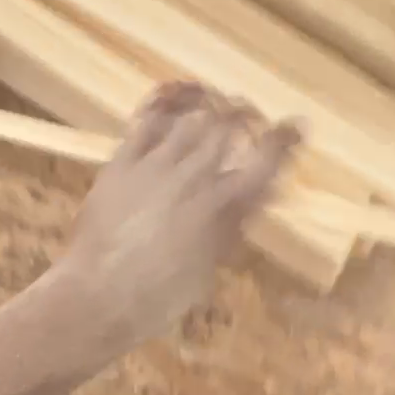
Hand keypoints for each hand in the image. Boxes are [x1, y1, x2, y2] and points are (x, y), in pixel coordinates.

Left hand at [51, 82, 300, 347]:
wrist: (97, 298)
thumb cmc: (155, 301)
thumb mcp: (204, 273)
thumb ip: (227, 233)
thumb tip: (247, 206)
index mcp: (222, 207)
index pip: (266, 162)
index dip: (285, 141)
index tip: (297, 127)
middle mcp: (195, 176)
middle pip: (230, 128)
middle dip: (247, 116)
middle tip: (252, 115)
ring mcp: (156, 165)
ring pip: (193, 118)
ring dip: (211, 106)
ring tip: (217, 103)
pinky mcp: (121, 163)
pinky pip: (147, 120)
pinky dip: (166, 101)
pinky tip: (174, 94)